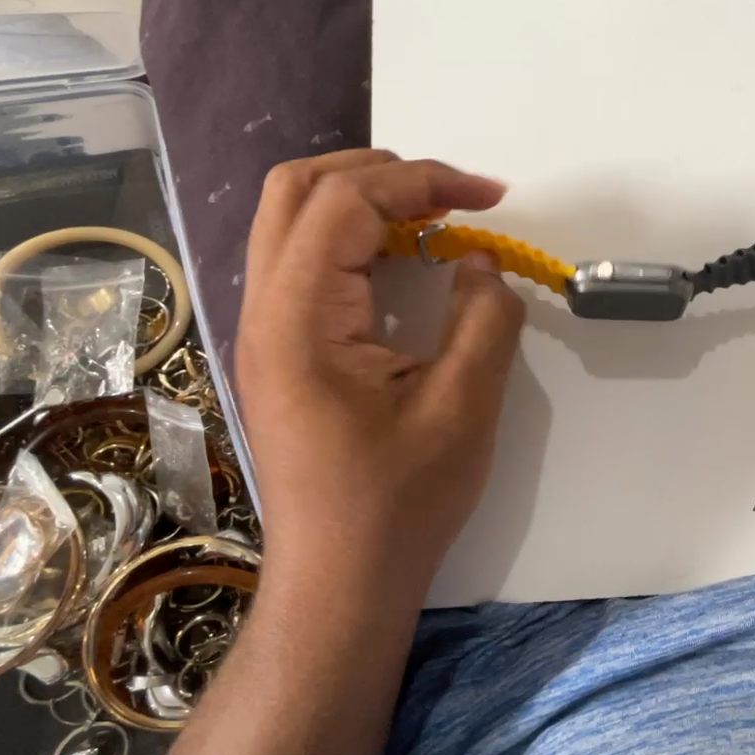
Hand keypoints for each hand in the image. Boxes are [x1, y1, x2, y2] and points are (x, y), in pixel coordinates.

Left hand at [235, 151, 524, 580]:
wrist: (340, 581)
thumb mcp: (465, 406)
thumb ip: (484, 317)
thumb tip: (480, 260)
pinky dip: (354, 237)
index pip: (347, 201)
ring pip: (293, 218)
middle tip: (452, 197)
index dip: (424, 180)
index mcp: (300, 319)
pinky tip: (402, 261)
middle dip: (382, 172)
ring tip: (432, 218)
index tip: (490, 198)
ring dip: (364, 199)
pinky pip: (304, 259)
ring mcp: (263, 329)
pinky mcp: (278, 348)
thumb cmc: (399, 502)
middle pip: (298, 188)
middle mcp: (265, 310)